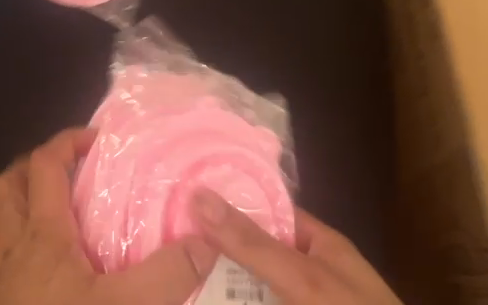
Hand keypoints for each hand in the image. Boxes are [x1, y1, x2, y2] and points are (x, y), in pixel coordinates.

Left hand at [0, 127, 216, 304]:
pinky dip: (9, 246)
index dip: (67, 142)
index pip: (46, 165)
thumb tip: (204, 241)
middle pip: (8, 184)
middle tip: (69, 173)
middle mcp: (13, 245)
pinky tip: (35, 266)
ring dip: (17, 204)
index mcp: (43, 233)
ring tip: (51, 212)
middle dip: (34, 167)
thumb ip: (166, 274)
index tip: (97, 140)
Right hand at [190, 190, 401, 304]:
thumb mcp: (305, 280)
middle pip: (255, 259)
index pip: (266, 212)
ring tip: (173, 283)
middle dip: (215, 256)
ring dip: (220, 292)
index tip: (180, 201)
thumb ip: (253, 244)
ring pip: (255, 296)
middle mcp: (312, 277)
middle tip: (167, 247)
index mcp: (320, 246)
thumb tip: (197, 193)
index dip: (226, 205)